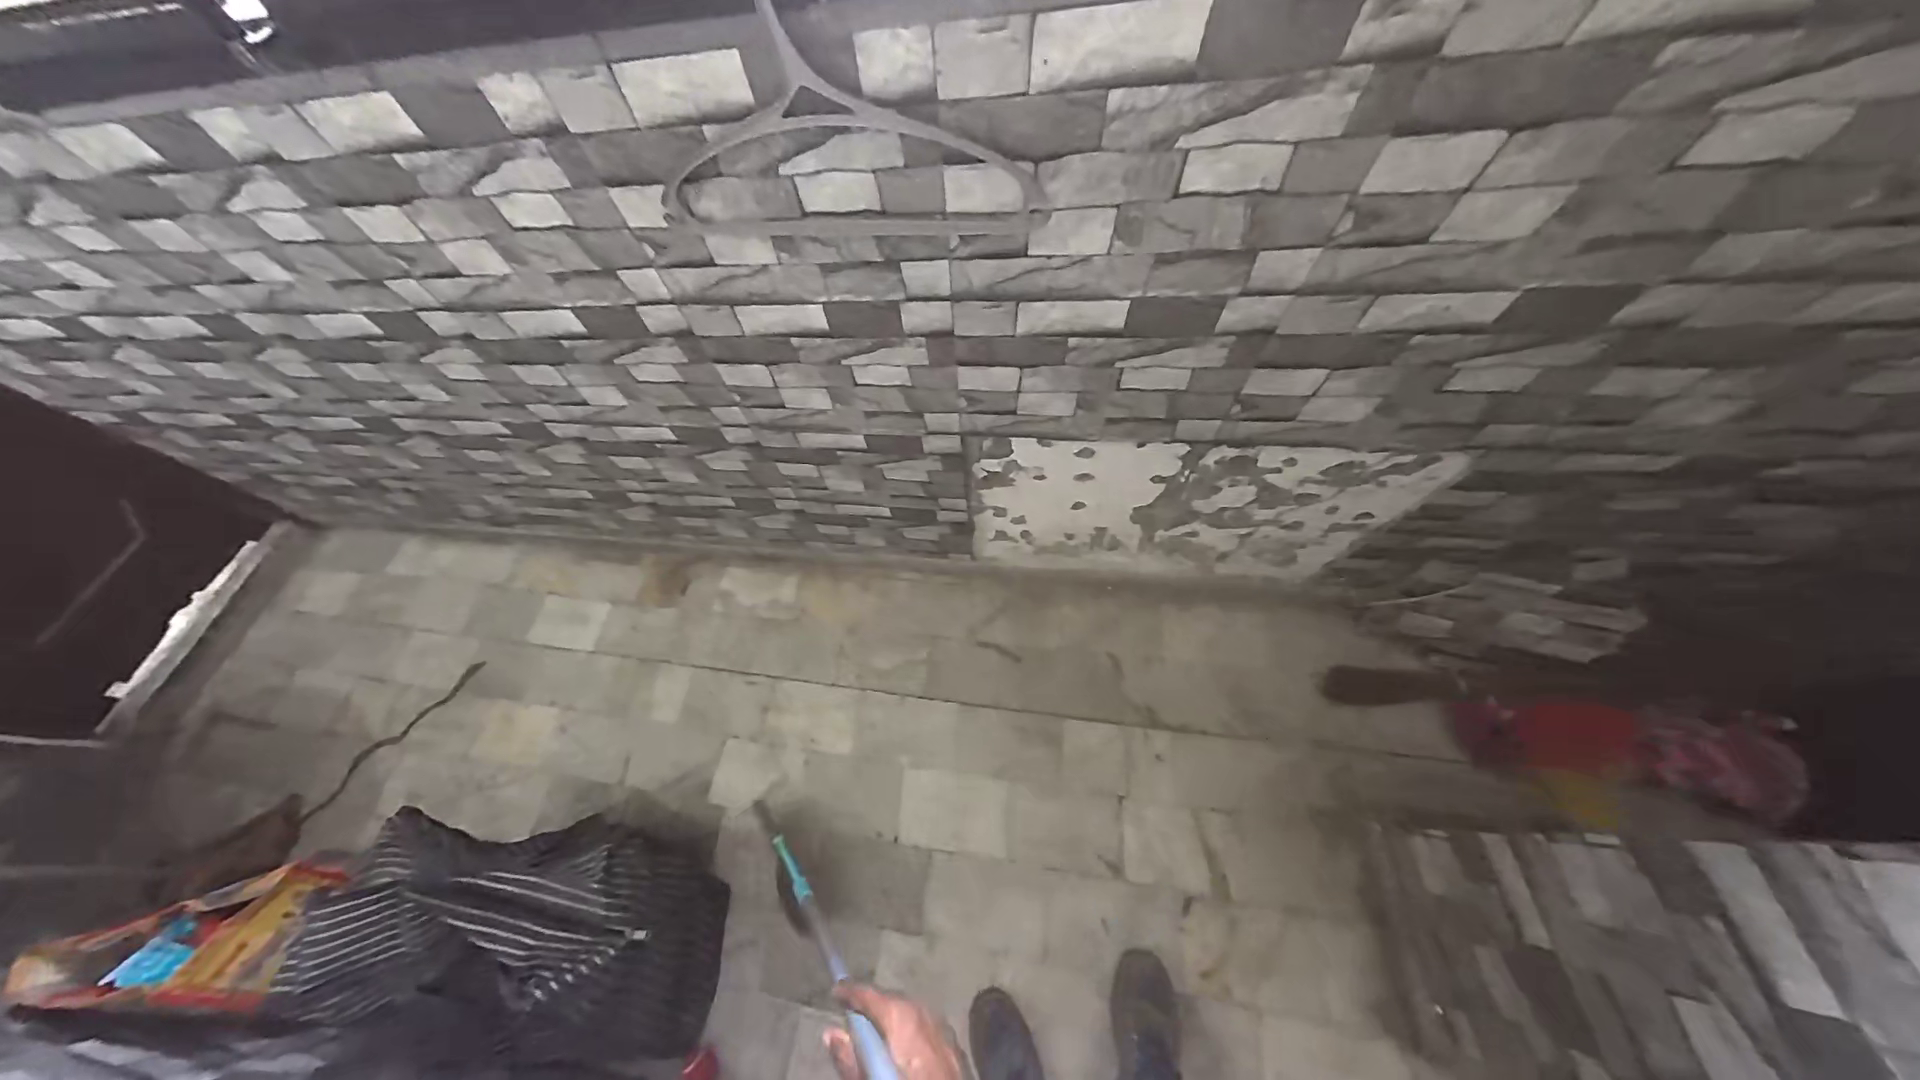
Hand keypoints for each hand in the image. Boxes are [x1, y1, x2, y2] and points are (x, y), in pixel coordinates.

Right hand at [823, 982, 965, 1079]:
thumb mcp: (871, 1079)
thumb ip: (850, 1060)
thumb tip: (832, 1033)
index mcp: (901, 1017)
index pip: (869, 994)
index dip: (849, 991)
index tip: (835, 991)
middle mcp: (923, 1011)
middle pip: (890, 999)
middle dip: (871, 1006)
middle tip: (852, 1017)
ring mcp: (942, 1024)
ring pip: (909, 1010)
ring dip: (891, 1018)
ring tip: (874, 1035)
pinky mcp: (953, 1041)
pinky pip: (924, 1024)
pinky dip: (909, 1029)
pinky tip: (902, 1049)